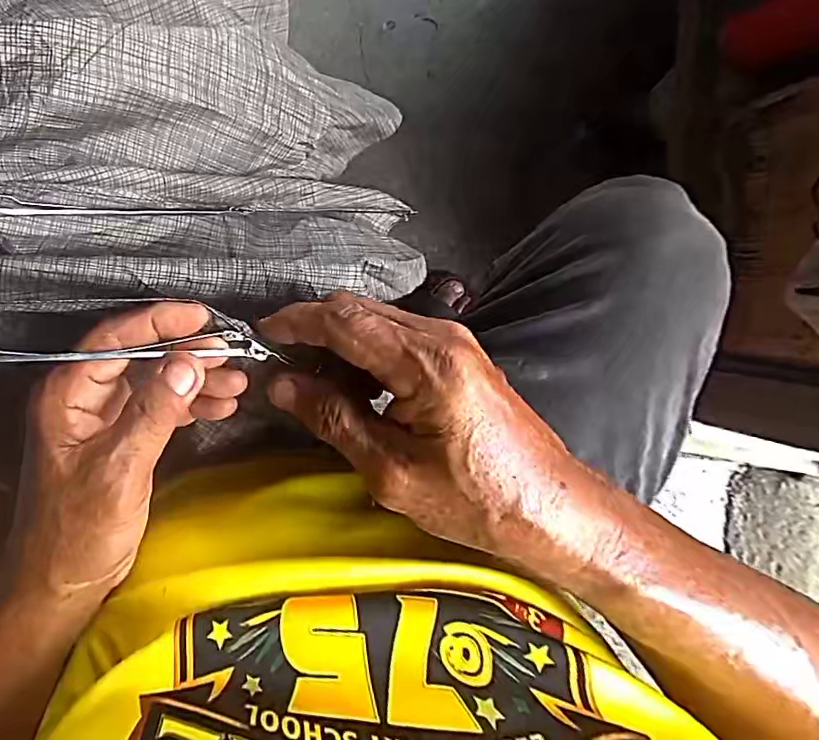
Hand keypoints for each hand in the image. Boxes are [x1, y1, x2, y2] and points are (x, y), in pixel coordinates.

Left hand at [6, 302, 249, 605]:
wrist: (59, 589)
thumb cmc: (76, 535)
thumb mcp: (120, 469)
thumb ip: (154, 411)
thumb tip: (188, 363)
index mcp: (67, 393)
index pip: (116, 339)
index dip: (159, 321)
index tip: (200, 316)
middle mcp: (81, 396)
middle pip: (139, 356)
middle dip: (185, 353)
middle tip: (227, 352)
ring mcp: (100, 417)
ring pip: (153, 380)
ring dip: (193, 379)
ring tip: (234, 380)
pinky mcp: (117, 437)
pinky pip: (156, 406)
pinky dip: (187, 404)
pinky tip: (217, 404)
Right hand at [260, 293, 611, 577]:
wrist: (554, 509)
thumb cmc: (482, 501)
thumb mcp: (393, 472)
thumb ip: (334, 420)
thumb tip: (285, 387)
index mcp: (426, 362)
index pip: (343, 320)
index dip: (295, 322)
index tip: (264, 333)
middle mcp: (441, 337)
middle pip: (356, 309)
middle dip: (311, 326)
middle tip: (280, 358)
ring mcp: (453, 340)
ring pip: (374, 317)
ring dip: (335, 338)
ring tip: (310, 377)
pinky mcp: (458, 353)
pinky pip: (395, 333)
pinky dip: (362, 348)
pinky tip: (350, 382)